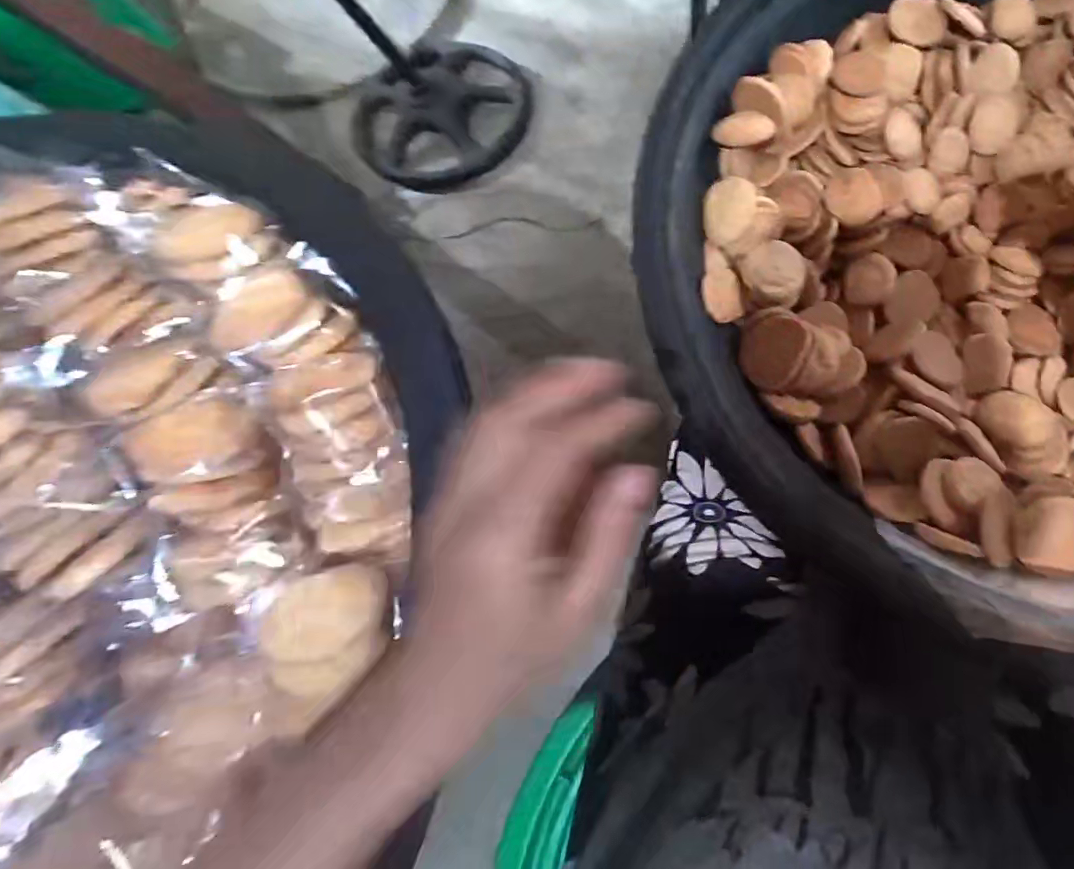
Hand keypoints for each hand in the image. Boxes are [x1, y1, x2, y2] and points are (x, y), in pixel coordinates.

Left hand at [399, 360, 657, 739]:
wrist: (428, 704)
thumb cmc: (515, 667)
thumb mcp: (581, 614)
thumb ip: (611, 537)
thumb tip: (638, 471)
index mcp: (506, 532)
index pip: (558, 449)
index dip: (605, 419)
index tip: (645, 408)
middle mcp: (467, 501)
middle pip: (511, 417)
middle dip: (564, 384)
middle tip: (614, 370)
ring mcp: (446, 499)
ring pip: (486, 419)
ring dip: (535, 388)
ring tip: (582, 374)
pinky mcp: (441, 504)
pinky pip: (474, 437)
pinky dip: (512, 409)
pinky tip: (540, 407)